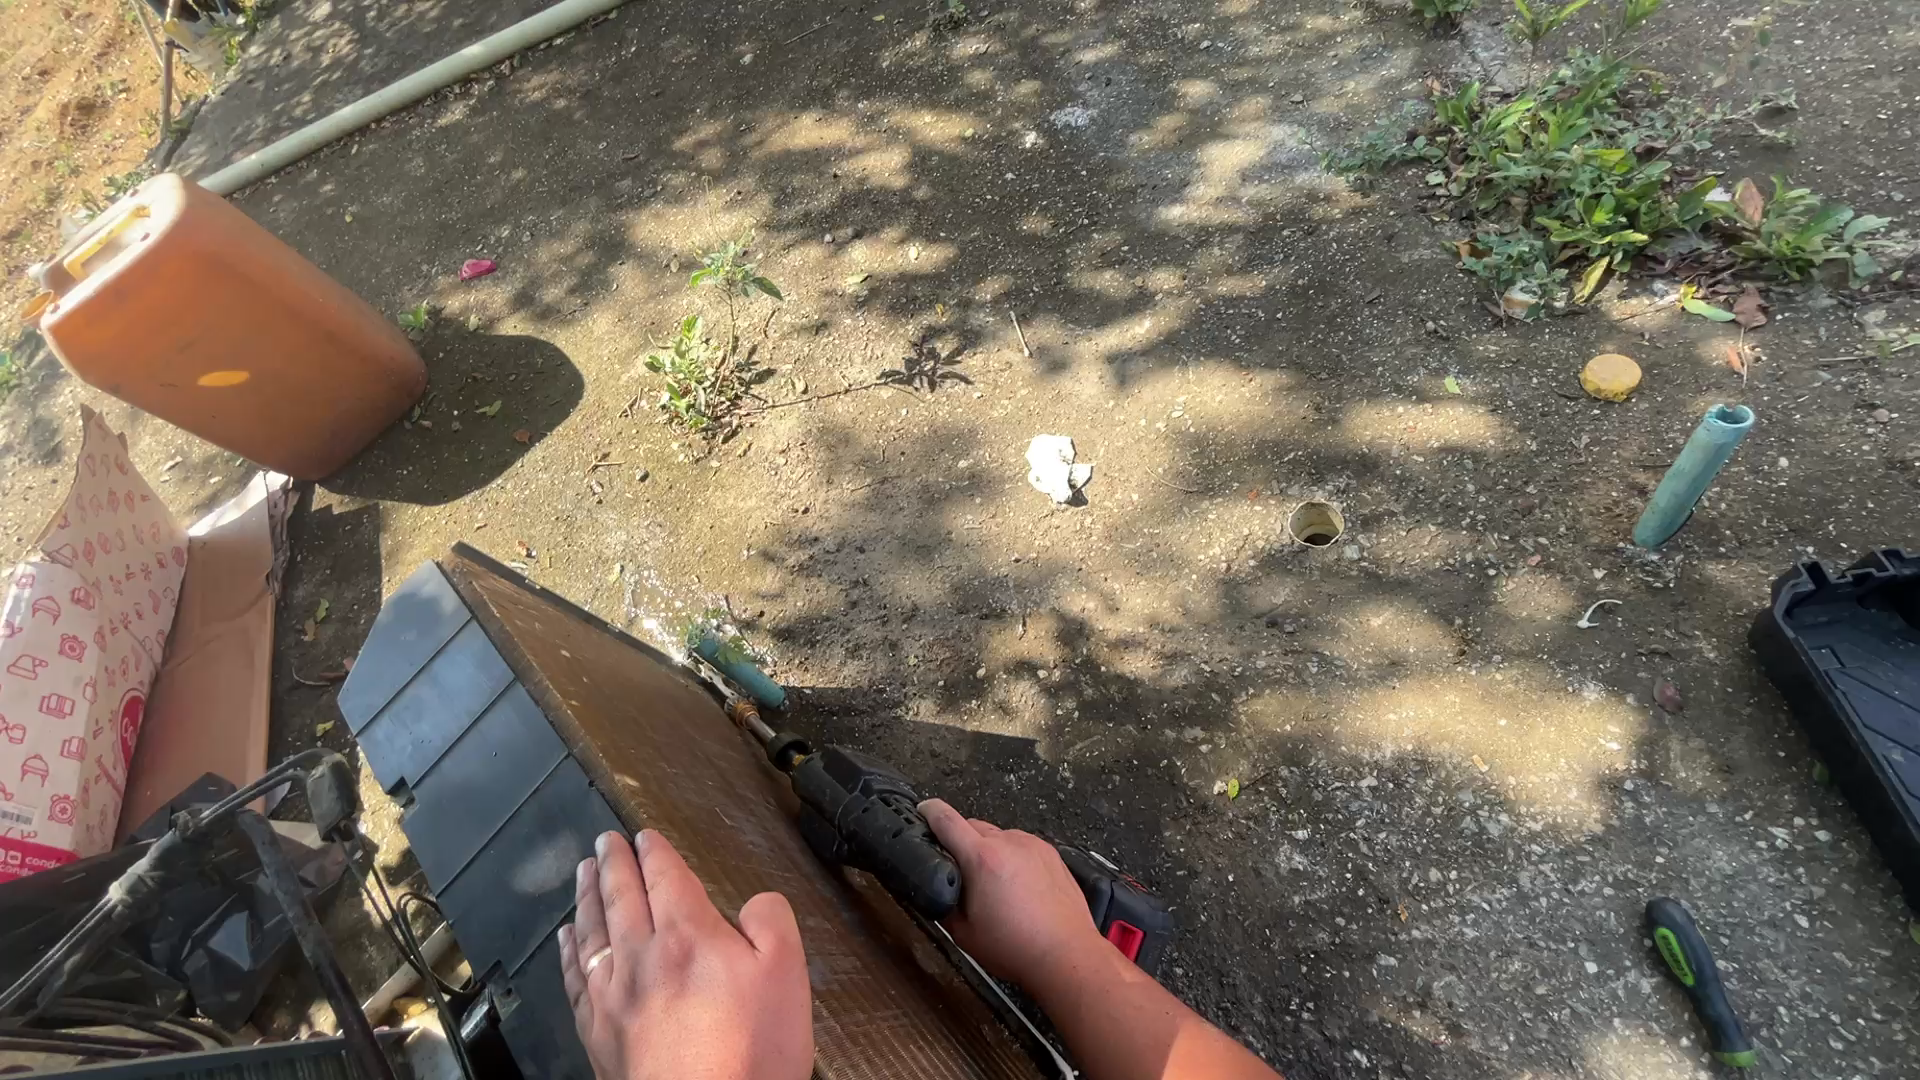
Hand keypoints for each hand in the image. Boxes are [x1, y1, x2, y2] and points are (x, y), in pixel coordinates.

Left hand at [559, 830, 811, 1079]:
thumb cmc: (754, 1046)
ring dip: (587, 897)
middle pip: (621, 898)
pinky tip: (567, 940)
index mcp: (688, 935)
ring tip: (582, 872)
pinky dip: (569, 953)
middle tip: (604, 841)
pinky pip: (576, 981)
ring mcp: (613, 999)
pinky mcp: (598, 1037)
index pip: (665, 878)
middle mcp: (642, 958)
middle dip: (613, 864)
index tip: (644, 835)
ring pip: (592, 933)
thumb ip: (769, 918)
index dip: (655, 853)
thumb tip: (748, 905)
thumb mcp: (787, 968)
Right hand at [918, 798, 1105, 989]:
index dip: (930, 811)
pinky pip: (1022, 845)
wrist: (1067, 954)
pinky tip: (1019, 887)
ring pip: (999, 836)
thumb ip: (945, 904)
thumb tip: (938, 890)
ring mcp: (1032, 845)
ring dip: (990, 851)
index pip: (948, 820)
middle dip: (963, 844)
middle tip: (964, 874)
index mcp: (982, 859)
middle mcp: (1008, 843)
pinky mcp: (1050, 853)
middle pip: (973, 827)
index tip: (924, 809)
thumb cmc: (1018, 948)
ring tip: (996, 887)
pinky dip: (1014, 858)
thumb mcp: (965, 934)